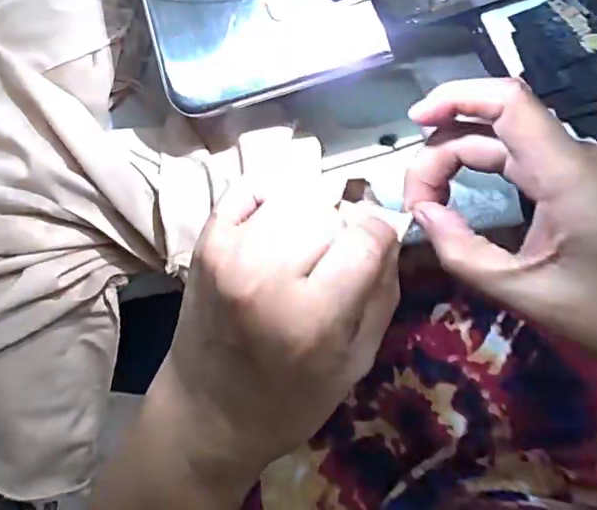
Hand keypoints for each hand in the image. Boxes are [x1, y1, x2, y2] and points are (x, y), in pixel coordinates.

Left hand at [153, 183, 400, 485]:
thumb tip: (389, 231)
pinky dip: (270, 196)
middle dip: (344, 224)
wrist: (207, 407)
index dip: (380, 233)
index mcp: (312, 315)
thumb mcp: (355, 362)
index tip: (379, 240)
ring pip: (291, 194)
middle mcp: (267, 274)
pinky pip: (249, 188)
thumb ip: (380, 293)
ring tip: (309, 237)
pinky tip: (277, 222)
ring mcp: (230, 251)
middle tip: (340, 250)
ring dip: (310, 209)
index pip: (364, 237)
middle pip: (328, 212)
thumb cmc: (290, 398)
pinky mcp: (207, 239)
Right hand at [403, 78, 596, 381]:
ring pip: (501, 141)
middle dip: (441, 152)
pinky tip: (463, 193)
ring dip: (457, 160)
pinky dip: (482, 169)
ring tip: (430, 200)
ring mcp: (581, 166)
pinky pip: (520, 158)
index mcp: (566, 171)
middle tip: (417, 201)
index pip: (505, 99)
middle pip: (490, 124)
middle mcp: (573, 155)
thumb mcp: (531, 294)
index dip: (454, 96)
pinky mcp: (583, 182)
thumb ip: (463, 251)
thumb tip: (422, 214)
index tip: (414, 121)